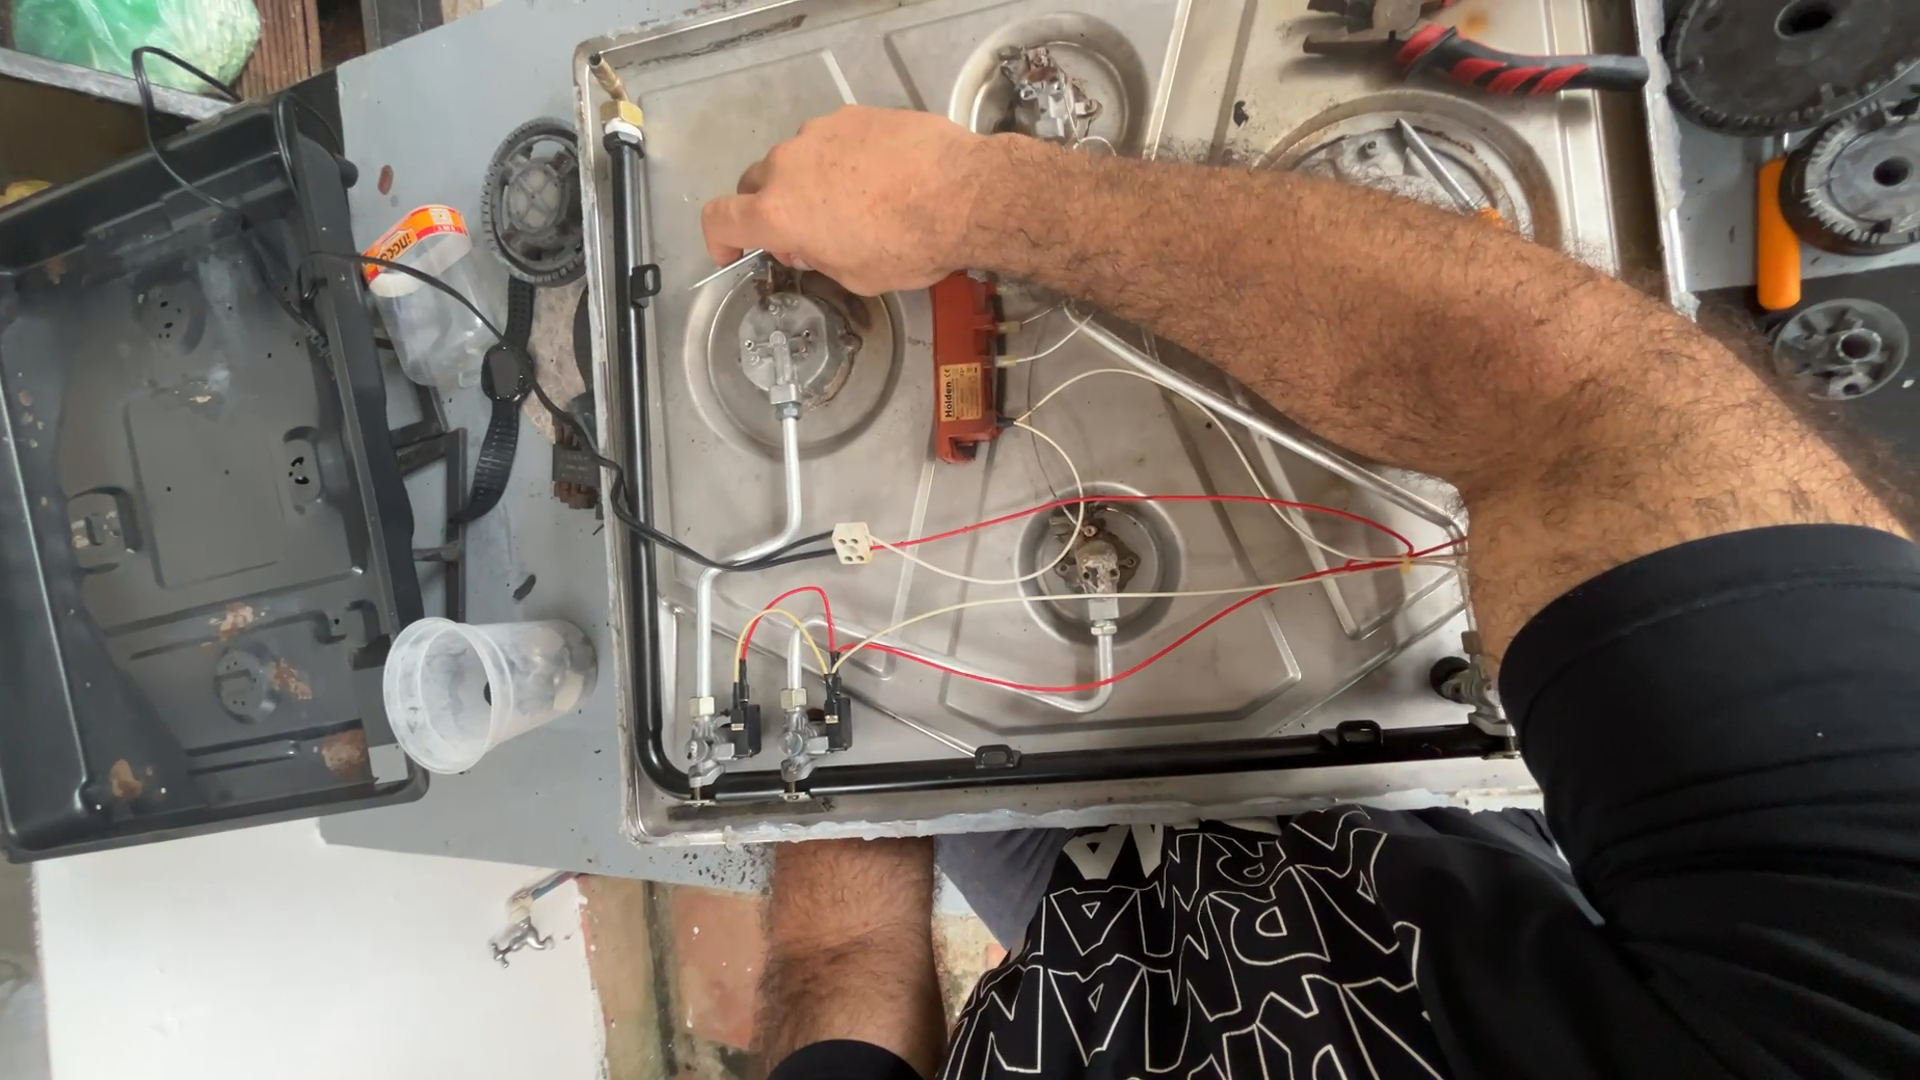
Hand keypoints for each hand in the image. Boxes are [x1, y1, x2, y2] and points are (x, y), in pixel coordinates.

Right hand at [701, 106, 994, 295]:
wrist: (962, 193)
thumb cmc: (909, 247)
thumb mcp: (856, 277)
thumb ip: (819, 259)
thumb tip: (810, 246)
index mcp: (780, 213)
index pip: (721, 218)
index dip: (720, 240)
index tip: (732, 252)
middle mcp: (788, 166)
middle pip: (755, 185)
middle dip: (768, 212)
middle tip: (803, 238)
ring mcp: (819, 133)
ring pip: (794, 162)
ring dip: (806, 186)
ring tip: (849, 208)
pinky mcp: (851, 115)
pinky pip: (829, 142)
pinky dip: (838, 163)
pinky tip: (873, 181)